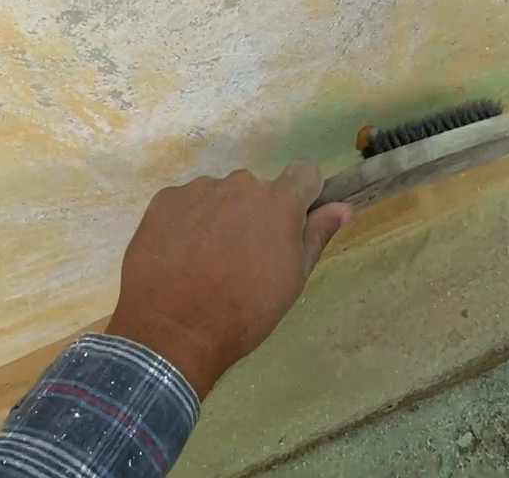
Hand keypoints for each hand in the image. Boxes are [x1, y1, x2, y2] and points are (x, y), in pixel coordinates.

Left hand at [104, 163, 354, 397]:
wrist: (171, 334)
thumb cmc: (244, 311)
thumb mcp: (292, 279)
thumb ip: (317, 235)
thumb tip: (344, 207)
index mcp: (279, 201)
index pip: (305, 173)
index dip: (303, 195)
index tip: (292, 223)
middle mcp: (241, 184)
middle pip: (258, 189)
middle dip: (255, 213)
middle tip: (243, 256)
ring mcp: (199, 189)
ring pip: (220, 195)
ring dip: (220, 216)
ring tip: (206, 259)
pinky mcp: (165, 200)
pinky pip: (186, 202)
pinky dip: (187, 221)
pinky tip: (179, 255)